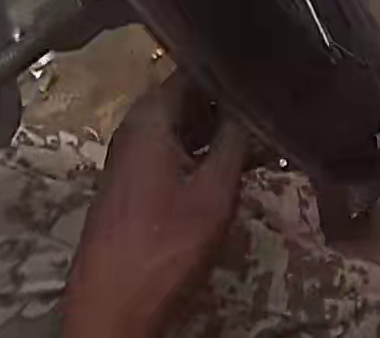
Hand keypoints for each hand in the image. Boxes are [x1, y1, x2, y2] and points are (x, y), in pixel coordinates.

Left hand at [63, 72, 249, 337]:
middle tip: (269, 101)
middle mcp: (135, 127)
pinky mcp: (133, 181)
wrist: (110, 317)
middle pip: (189, 95)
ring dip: (218, 126)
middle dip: (227, 99)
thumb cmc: (165, 247)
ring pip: (183, 123)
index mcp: (149, 117)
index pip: (193, 68)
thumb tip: (252, 97)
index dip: (229, 66)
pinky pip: (174, 147)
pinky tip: (235, 159)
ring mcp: (131, 155)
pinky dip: (202, 148)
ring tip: (261, 129)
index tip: (263, 66)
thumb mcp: (214, 189)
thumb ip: (235, 137)